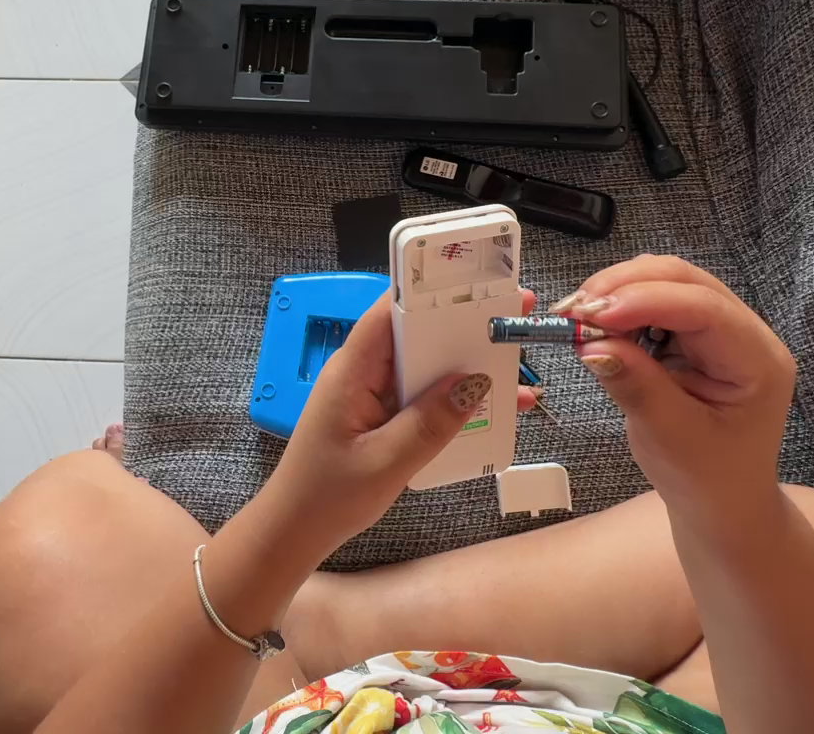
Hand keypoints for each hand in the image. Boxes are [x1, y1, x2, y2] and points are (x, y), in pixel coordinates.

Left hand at [262, 289, 540, 557]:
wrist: (295, 530)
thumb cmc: (328, 496)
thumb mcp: (386, 462)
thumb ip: (430, 423)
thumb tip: (476, 381)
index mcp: (352, 370)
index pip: (389, 311)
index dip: (430, 291)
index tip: (477, 283)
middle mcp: (361, 371)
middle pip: (414, 333)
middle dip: (462, 325)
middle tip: (514, 315)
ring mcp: (371, 392)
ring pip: (423, 365)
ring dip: (464, 364)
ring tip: (518, 361)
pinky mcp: (379, 413)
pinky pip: (421, 394)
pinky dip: (453, 397)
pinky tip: (495, 407)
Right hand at [552, 255, 796, 523]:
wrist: (720, 501)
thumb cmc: (703, 476)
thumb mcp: (668, 436)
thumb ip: (635, 384)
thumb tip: (590, 343)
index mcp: (757, 360)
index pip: (702, 307)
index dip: (644, 301)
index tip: (591, 315)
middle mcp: (744, 332)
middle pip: (683, 279)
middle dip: (624, 286)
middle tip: (574, 309)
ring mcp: (718, 328)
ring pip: (665, 280)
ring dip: (616, 290)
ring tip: (578, 316)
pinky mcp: (691, 332)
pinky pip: (653, 297)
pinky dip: (619, 303)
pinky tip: (596, 322)